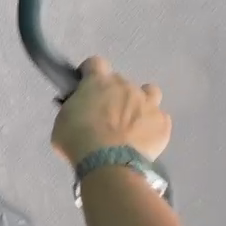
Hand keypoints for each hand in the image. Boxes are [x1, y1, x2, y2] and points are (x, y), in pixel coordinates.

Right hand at [52, 57, 171, 164]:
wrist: (108, 163)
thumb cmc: (77, 139)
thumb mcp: (61, 121)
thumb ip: (72, 108)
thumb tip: (77, 108)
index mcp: (98, 82)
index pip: (95, 63)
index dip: (89, 73)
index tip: (84, 86)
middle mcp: (125, 86)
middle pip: (120, 81)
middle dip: (112, 94)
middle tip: (103, 114)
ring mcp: (148, 103)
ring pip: (149, 92)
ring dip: (140, 101)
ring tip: (131, 120)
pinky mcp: (163, 123)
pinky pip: (159, 118)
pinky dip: (151, 124)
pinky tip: (142, 137)